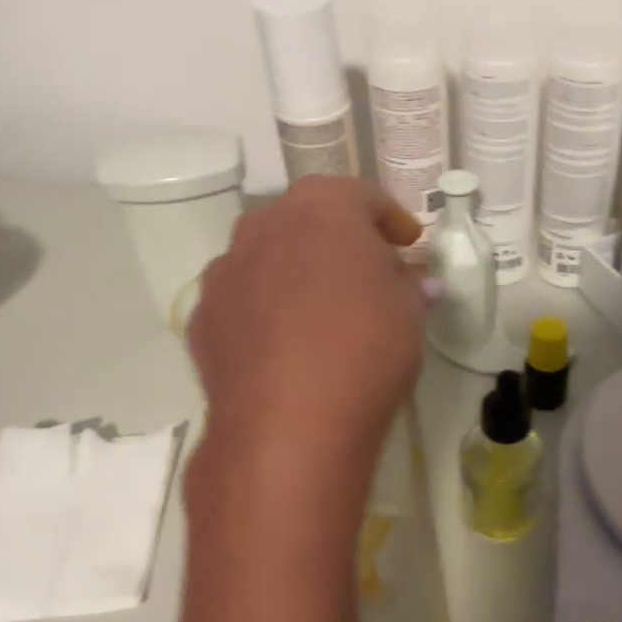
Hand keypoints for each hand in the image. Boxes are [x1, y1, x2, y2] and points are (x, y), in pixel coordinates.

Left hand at [186, 176, 425, 523]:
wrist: (288, 425)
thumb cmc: (364, 350)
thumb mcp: (409, 314)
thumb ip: (410, 286)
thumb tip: (418, 282)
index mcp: (322, 209)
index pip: (363, 197)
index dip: (391, 219)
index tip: (409, 245)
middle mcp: (265, 225)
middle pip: (308, 220)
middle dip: (339, 241)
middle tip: (367, 274)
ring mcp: (226, 269)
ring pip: (268, 257)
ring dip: (295, 273)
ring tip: (320, 311)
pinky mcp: (203, 316)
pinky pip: (243, 300)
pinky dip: (264, 310)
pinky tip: (283, 346)